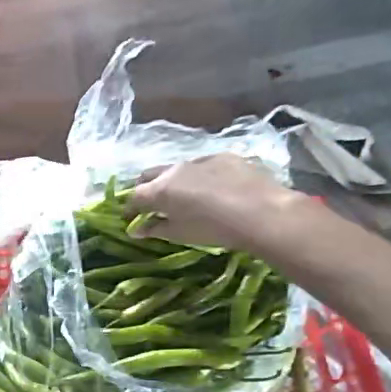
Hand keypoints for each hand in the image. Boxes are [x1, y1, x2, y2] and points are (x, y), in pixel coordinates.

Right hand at [127, 153, 308, 249]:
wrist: (261, 211)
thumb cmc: (213, 229)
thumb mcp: (180, 234)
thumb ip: (154, 229)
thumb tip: (136, 229)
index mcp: (160, 190)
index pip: (134, 197)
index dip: (129, 209)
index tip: (130, 219)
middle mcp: (174, 170)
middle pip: (149, 175)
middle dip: (145, 188)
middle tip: (151, 204)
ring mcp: (199, 160)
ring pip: (176, 168)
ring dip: (173, 181)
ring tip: (183, 196)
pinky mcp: (224, 157)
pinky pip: (203, 165)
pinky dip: (199, 176)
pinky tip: (213, 189)